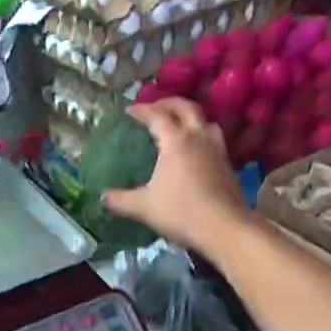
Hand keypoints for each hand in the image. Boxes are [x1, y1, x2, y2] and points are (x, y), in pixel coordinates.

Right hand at [102, 99, 255, 253]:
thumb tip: (102, 196)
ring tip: (179, 125)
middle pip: (186, 107)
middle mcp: (198, 137)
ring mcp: (216, 149)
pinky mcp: (227, 163)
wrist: (223, 227)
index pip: (157, 116)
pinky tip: (195, 151)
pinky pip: (213, 139)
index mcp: (175, 140)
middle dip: (168, 103)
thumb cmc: (180, 212)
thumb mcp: (143, 207)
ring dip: (190, 117)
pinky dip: (201, 135)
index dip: (142, 110)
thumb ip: (121, 199)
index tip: (129, 111)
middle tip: (155, 107)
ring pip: (205, 121)